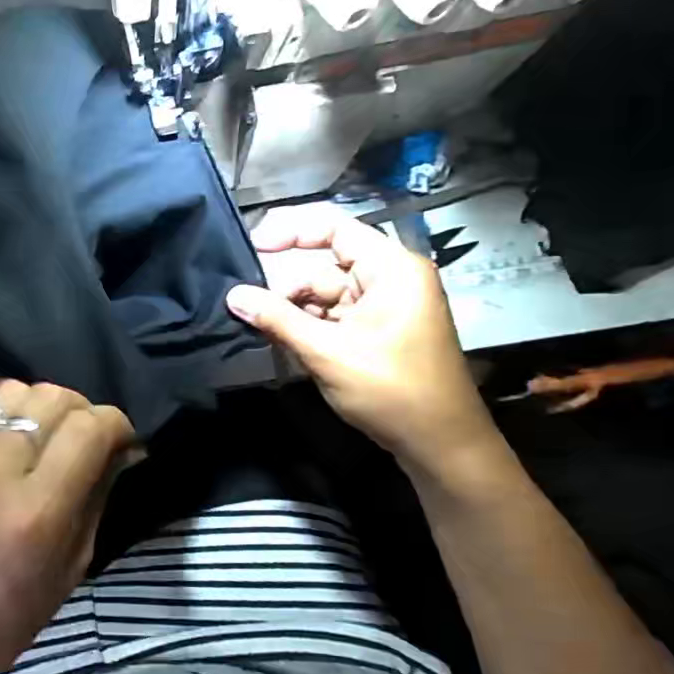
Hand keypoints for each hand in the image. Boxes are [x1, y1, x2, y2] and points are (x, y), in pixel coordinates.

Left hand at [0, 382, 135, 673]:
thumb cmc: (12, 614)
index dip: (116, 424)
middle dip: (80, 412)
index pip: (91, 428)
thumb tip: (123, 444)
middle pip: (53, 398)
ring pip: (10, 390)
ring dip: (34, 408)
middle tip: (79, 439)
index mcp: (37, 512)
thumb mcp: (75, 561)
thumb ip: (99, 491)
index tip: (119, 440)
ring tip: (33, 436)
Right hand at [228, 206, 494, 462]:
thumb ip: (279, 320)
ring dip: (295, 310)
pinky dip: (311, 326)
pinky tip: (283, 339)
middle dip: (287, 285)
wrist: (440, 445)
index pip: (334, 228)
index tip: (253, 247)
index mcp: (391, 268)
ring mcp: (386, 307)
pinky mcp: (379, 332)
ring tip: (261, 326)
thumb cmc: (391, 391)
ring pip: (327, 295)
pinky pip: (337, 317)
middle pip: (326, 265)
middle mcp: (390, 279)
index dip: (291, 231)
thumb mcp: (328, 353)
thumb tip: (234, 296)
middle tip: (249, 306)